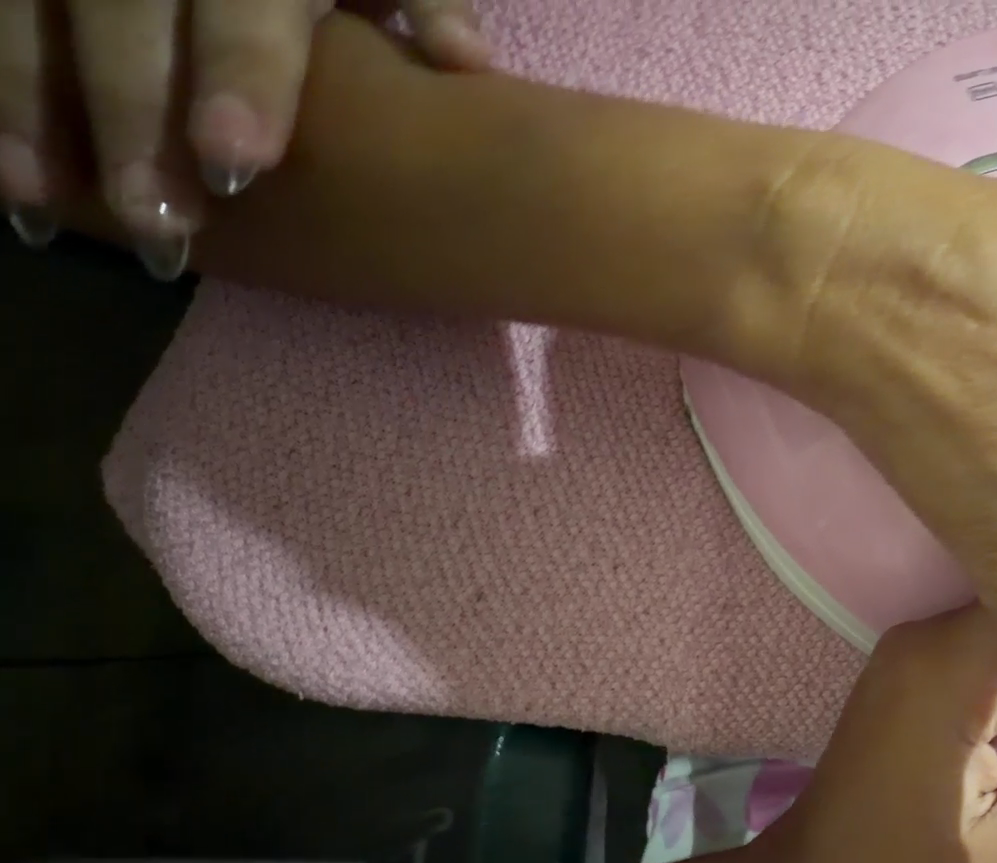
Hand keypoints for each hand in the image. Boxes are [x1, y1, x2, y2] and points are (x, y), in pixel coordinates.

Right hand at [0, 0, 488, 275]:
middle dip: (132, 120)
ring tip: (38, 206)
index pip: (244, 11)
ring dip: (27, 107)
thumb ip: (423, 0)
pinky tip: (7, 174)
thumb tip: (468, 62)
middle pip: (124, 16)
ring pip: (25, 8)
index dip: (238, 81)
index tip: (239, 166)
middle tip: (159, 222)